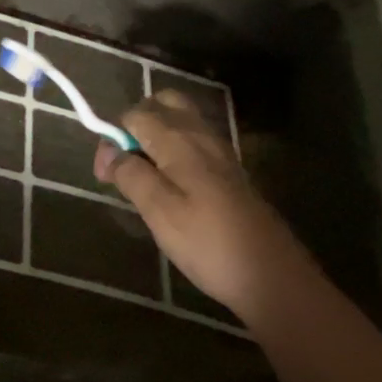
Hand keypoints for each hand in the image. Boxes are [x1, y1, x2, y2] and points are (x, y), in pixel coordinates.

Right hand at [94, 90, 309, 313]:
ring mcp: (220, 152)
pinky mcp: (232, 172)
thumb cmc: (209, 244)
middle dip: (138, 122)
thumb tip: (110, 151)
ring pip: (182, 121)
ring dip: (158, 135)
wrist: (275, 277)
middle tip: (128, 162)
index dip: (114, 137)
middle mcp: (200, 135)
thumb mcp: (160, 213)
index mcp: (179, 140)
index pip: (135, 115)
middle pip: (163, 104)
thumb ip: (131, 175)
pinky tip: (175, 185)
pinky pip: (196, 142)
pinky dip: (178, 149)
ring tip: (148, 176)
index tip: (107, 175)